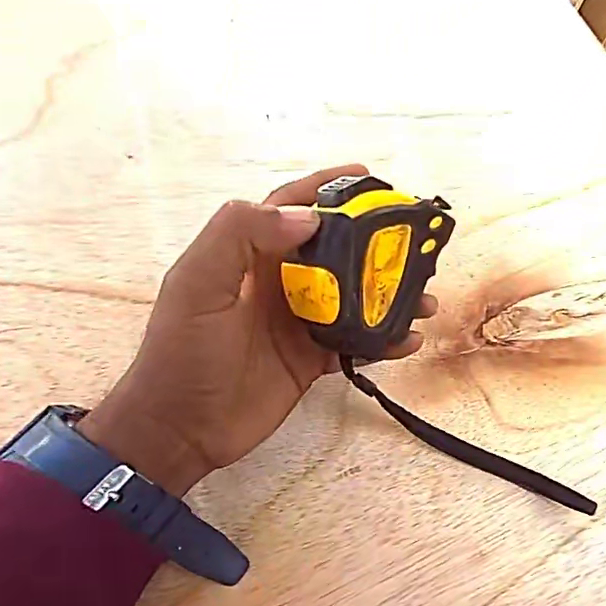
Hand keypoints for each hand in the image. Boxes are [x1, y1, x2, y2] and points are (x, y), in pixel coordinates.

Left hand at [77, 164, 434, 495]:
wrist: (180, 428)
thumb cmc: (182, 353)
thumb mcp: (197, 284)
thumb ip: (239, 234)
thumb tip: (308, 216)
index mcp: (248, 256)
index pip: (291, 208)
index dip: (327, 188)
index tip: (369, 176)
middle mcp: (277, 284)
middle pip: (334, 251)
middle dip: (374, 243)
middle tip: (414, 243)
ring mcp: (296, 324)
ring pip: (352, 298)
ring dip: (387, 295)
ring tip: (425, 297)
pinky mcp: (309, 361)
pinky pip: (354, 343)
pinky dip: (382, 341)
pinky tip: (407, 341)